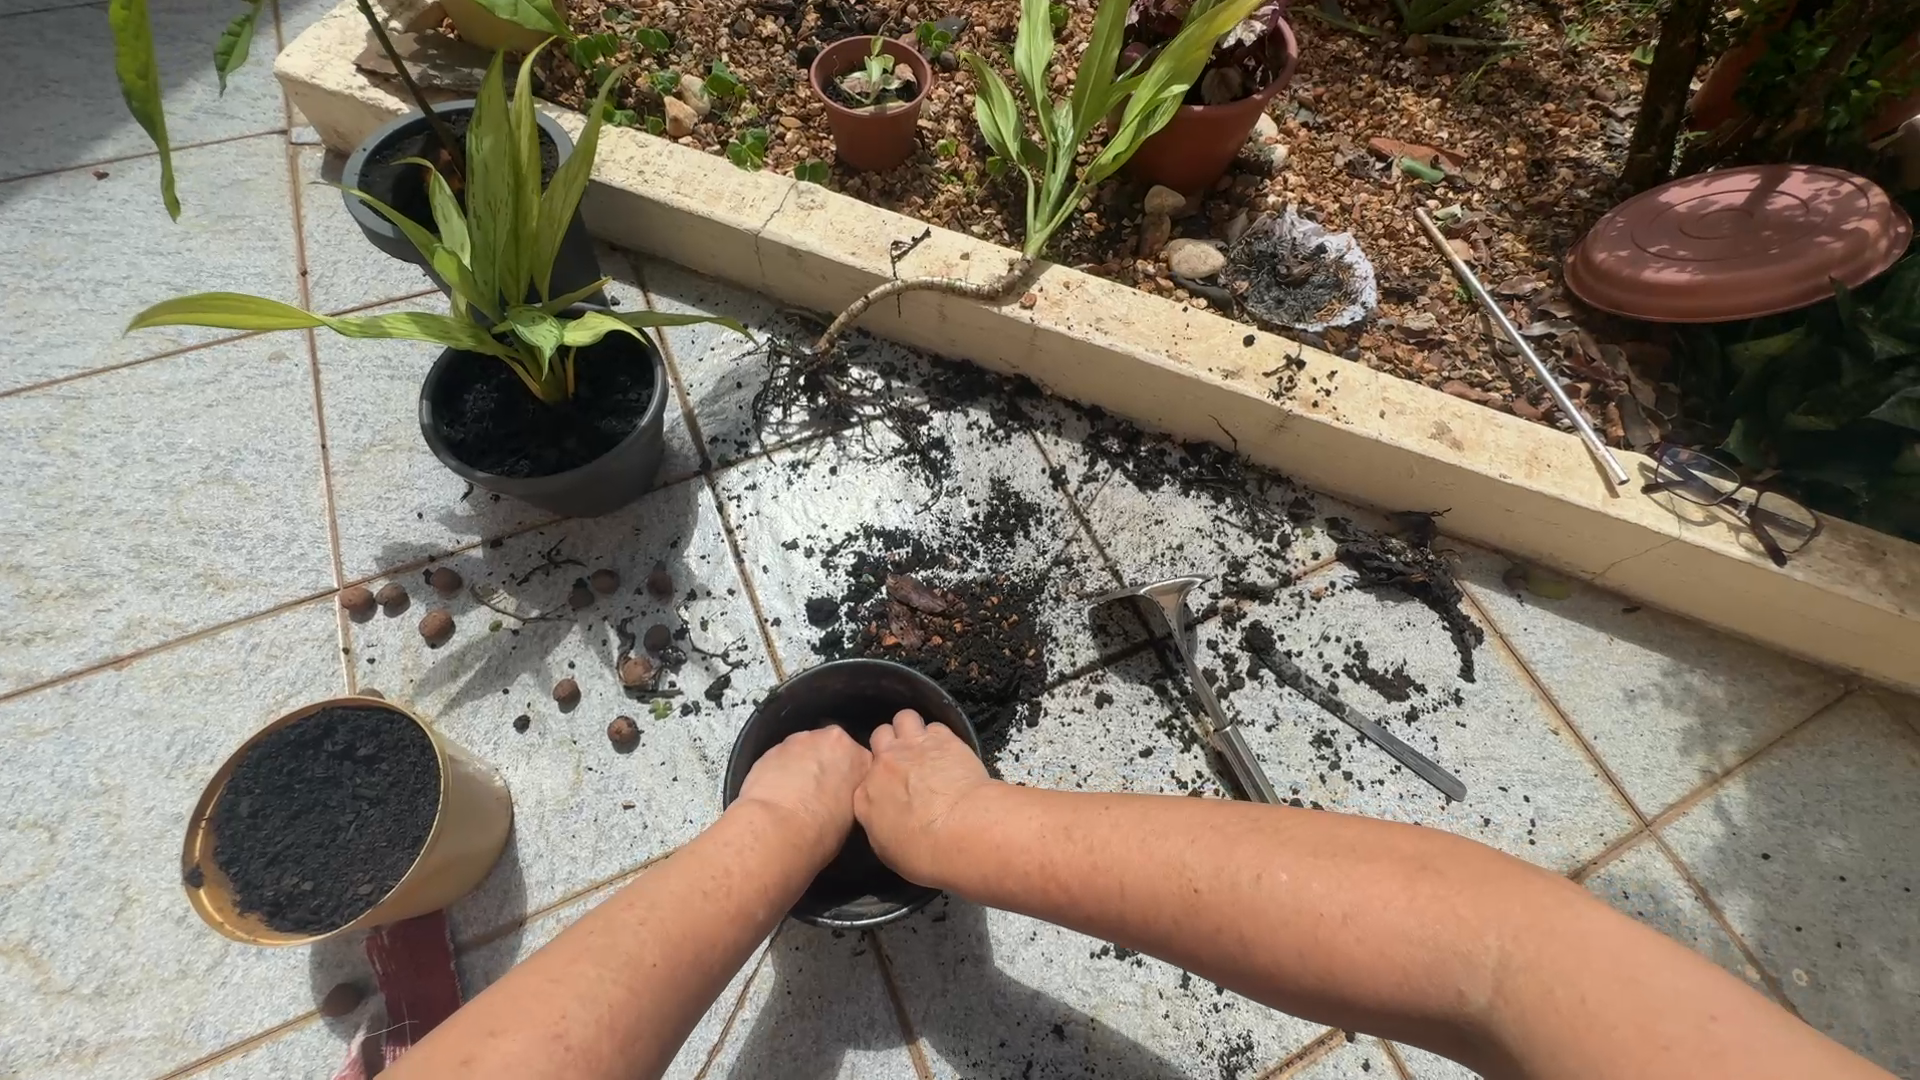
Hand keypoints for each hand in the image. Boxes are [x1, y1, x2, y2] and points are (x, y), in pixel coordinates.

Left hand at [735, 726, 870, 858]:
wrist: (777, 829)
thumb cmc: (821, 831)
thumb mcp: (850, 819)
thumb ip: (849, 797)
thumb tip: (839, 800)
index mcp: (861, 759)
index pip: (860, 763)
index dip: (848, 779)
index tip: (840, 794)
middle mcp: (835, 740)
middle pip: (832, 747)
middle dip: (825, 764)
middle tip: (816, 792)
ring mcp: (802, 739)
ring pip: (805, 749)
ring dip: (801, 765)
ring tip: (792, 794)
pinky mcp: (773, 746)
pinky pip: (781, 757)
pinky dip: (779, 770)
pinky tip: (774, 792)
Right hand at [854, 709, 996, 886]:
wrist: (960, 831)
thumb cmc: (924, 853)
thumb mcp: (888, 851)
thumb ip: (879, 825)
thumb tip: (887, 818)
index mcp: (865, 794)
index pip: (863, 776)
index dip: (878, 778)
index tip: (890, 788)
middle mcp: (885, 764)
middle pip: (879, 735)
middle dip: (890, 743)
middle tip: (904, 759)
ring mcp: (913, 746)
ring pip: (904, 718)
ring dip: (911, 729)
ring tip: (924, 745)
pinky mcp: (943, 739)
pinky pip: (935, 726)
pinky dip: (940, 737)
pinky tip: (948, 751)